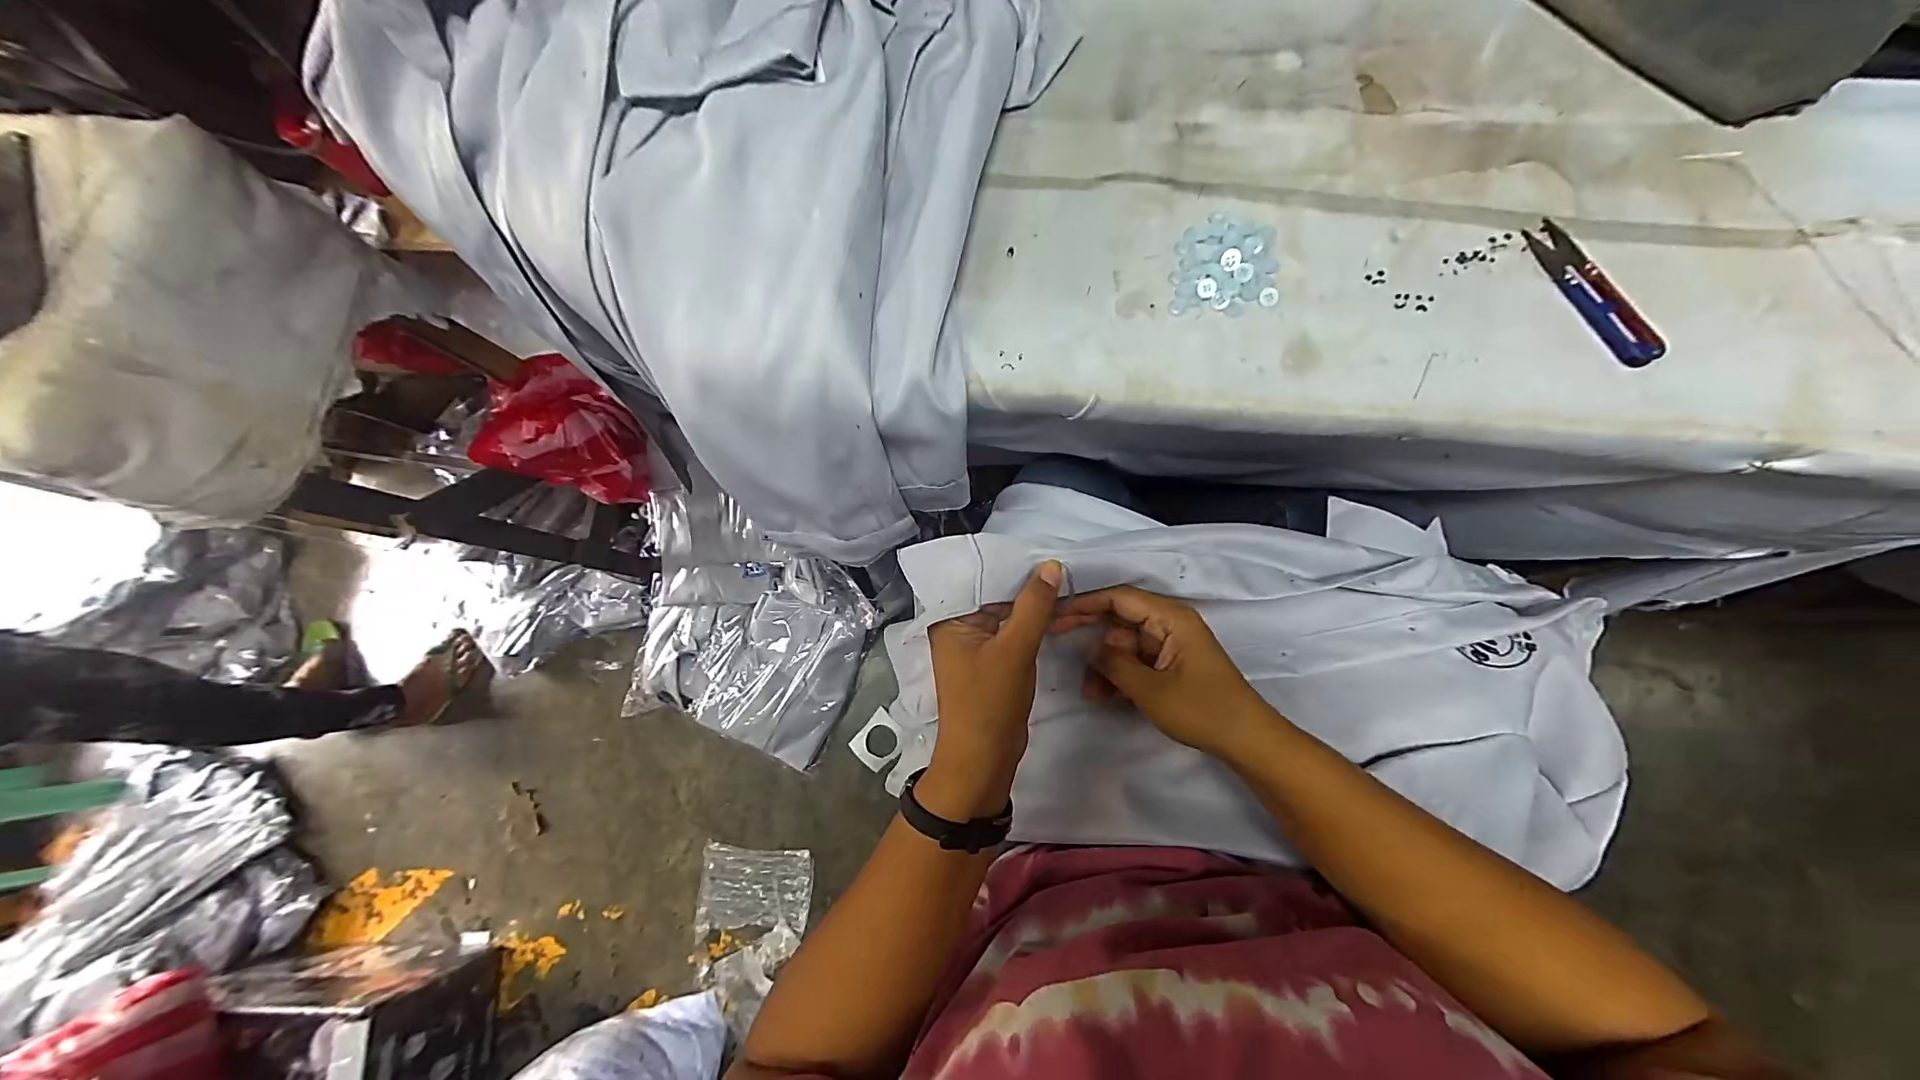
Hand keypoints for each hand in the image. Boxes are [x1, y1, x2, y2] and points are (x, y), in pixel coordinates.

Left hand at [920, 561, 1062, 818]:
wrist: (983, 761)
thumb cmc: (989, 703)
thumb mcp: (1014, 650)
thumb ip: (1034, 606)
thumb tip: (1051, 565)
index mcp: (949, 618)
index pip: (981, 578)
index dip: (1015, 565)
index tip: (1048, 551)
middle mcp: (958, 627)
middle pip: (997, 596)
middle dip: (1031, 586)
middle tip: (1067, 569)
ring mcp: (976, 645)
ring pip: (1010, 614)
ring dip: (1037, 606)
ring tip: (1071, 587)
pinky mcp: (993, 661)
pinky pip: (1015, 633)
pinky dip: (1035, 625)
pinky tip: (1061, 614)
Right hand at [1050, 585, 1281, 759]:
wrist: (1246, 740)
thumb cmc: (1201, 709)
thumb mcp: (1149, 688)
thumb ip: (1114, 663)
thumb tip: (1089, 647)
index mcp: (1171, 617)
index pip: (1119, 597)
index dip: (1085, 603)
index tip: (1056, 614)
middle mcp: (1170, 624)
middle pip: (1120, 618)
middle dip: (1091, 635)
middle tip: (1056, 640)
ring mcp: (1171, 645)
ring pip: (1125, 644)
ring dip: (1105, 664)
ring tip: (1089, 692)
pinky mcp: (1172, 665)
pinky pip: (1137, 661)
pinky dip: (1120, 675)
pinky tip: (1104, 695)